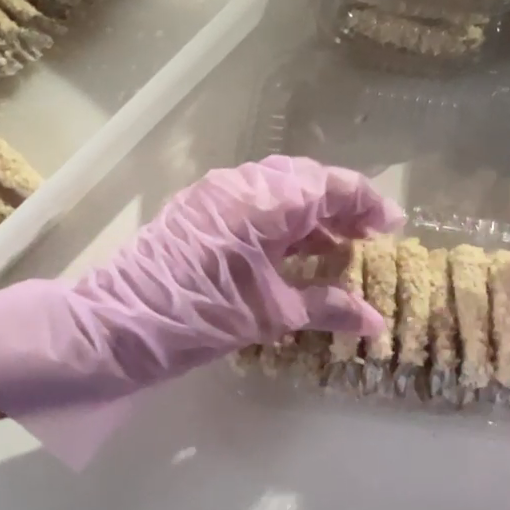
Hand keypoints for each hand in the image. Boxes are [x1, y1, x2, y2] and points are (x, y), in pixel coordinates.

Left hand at [0, 156, 400, 466]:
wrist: (116, 326)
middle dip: (341, 208)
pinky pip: (252, 204)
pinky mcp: (197, 212)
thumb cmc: (198, 318)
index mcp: (265, 201)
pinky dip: (280, 222)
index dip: (367, 205)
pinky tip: (293, 252)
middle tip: (366, 240)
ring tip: (337, 250)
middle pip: (306, 182)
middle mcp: (242, 185)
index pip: (331, 186)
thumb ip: (328, 308)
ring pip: (278, 191)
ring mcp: (215, 195)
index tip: (392, 229)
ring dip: (310, 215)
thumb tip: (376, 322)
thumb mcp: (270, 315)